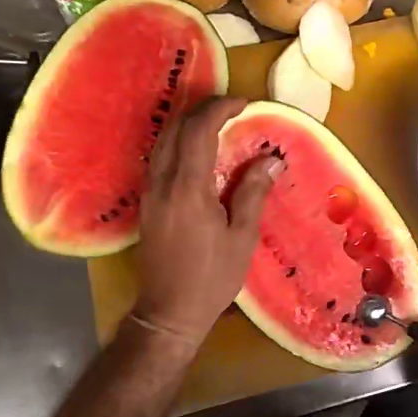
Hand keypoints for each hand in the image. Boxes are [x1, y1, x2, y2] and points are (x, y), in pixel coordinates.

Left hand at [131, 97, 278, 343]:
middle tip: (231, 109)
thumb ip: (252, 194)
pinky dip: (178, 142)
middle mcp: (163, 183)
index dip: (220, 109)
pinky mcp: (146, 203)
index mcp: (189, 189)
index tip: (243, 104)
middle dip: (203, 110)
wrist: (168, 312)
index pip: (199, 132)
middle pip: (176, 129)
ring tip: (216, 123)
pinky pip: (159, 158)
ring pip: (163, 141)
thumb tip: (271, 161)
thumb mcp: (241, 238)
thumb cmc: (211, 278)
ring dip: (187, 124)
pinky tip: (197, 150)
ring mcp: (150, 192)